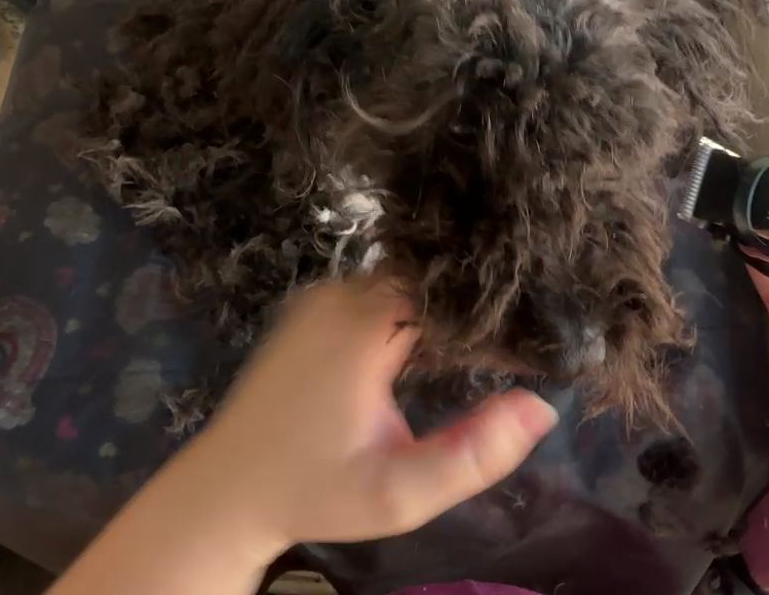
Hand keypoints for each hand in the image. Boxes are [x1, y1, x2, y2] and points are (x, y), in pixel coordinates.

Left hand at [182, 277, 558, 552]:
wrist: (227, 488)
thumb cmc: (314, 491)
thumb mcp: (400, 492)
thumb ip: (473, 453)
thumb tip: (542, 408)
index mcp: (363, 327)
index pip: (446, 288)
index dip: (490, 308)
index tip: (529, 334)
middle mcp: (340, 296)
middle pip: (425, 277)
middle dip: (467, 304)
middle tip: (509, 341)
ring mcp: (320, 296)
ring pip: (401, 279)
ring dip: (436, 305)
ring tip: (474, 342)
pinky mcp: (309, 306)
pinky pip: (373, 288)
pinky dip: (406, 305)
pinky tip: (424, 341)